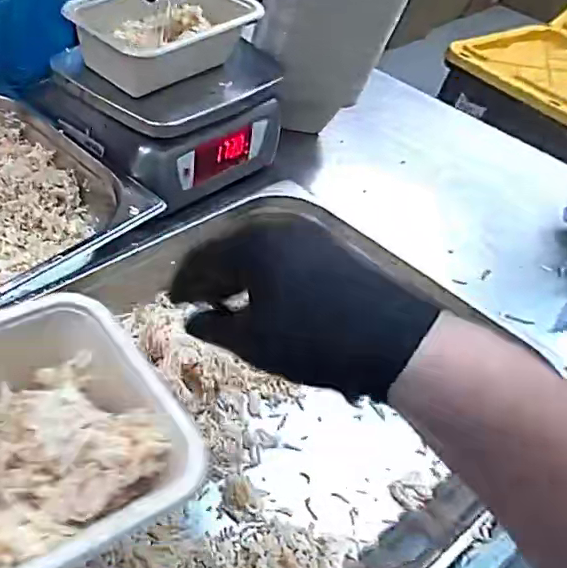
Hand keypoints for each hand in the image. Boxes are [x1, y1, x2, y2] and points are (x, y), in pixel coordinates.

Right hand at [168, 217, 439, 400]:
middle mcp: (276, 224)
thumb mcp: (254, 341)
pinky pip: (280, 250)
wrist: (394, 341)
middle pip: (227, 247)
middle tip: (196, 302)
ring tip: (226, 300)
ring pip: (254, 247)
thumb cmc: (316, 343)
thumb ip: (214, 326)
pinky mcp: (328, 242)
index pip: (200, 258)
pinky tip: (262, 294)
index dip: (182, 283)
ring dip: (235, 272)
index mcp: (251, 243)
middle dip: (208, 275)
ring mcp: (307, 230)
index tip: (172, 302)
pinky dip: (262, 270)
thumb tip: (191, 319)